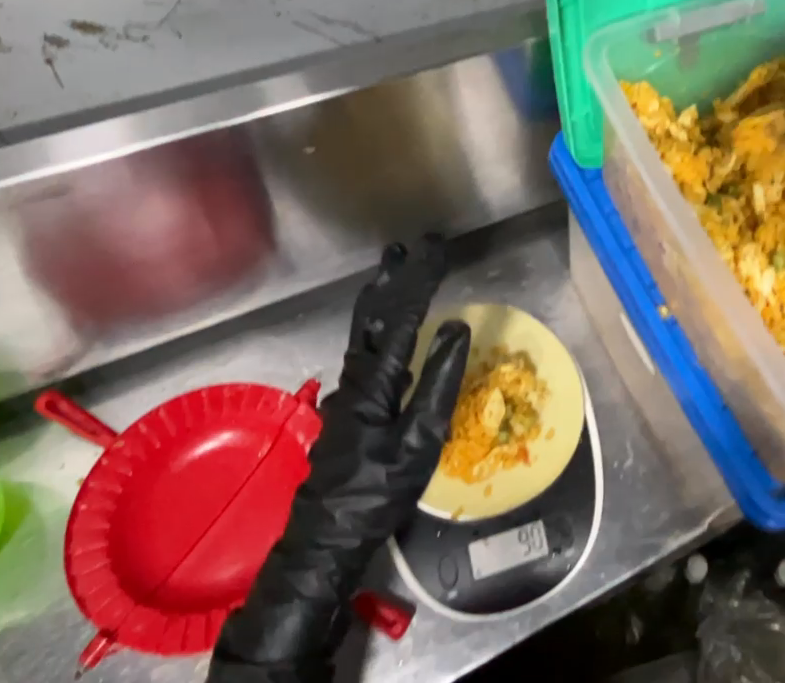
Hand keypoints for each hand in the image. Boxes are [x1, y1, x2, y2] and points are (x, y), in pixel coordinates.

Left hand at [210, 237, 469, 682]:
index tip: (436, 250)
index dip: (421, 280)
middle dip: (394, 277)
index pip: (403, 317)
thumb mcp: (421, 441)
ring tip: (393, 268)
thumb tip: (456, 328)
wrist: (327, 537)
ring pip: (363, 328)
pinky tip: (385, 322)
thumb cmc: (379, 492)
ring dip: (380, 294)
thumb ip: (439, 383)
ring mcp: (348, 389)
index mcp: (376, 381)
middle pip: (373, 314)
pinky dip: (377, 320)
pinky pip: (364, 346)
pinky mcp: (349, 403)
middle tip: (409, 246)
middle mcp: (356, 375)